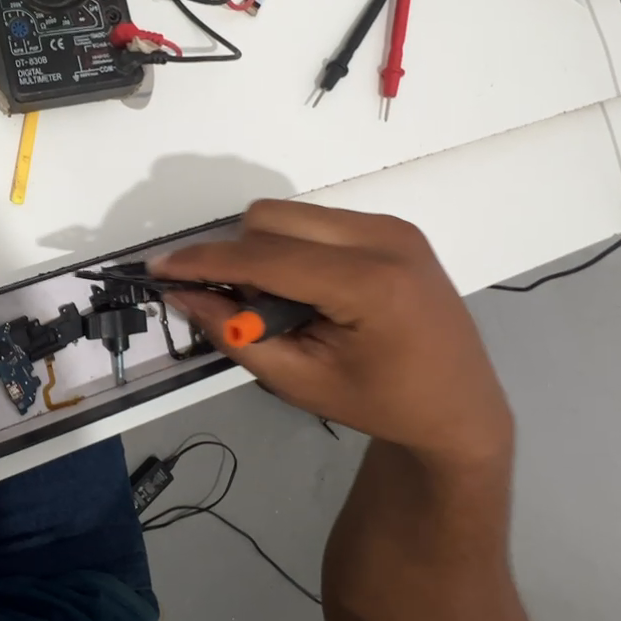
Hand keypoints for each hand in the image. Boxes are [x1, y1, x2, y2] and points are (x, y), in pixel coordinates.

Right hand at [152, 201, 510, 462]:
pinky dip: (291, 249)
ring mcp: (392, 227)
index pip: (266, 256)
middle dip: (237, 257)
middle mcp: (384, 239)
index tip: (160, 268)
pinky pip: (314, 220)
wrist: (460, 406)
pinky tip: (308, 291)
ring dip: (264, 252)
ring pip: (289, 214)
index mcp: (370, 285)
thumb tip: (184, 295)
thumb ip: (234, 335)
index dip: (205, 261)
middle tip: (243, 307)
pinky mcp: (392, 226)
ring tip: (282, 304)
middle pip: (271, 218)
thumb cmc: (380, 404)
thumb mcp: (298, 381)